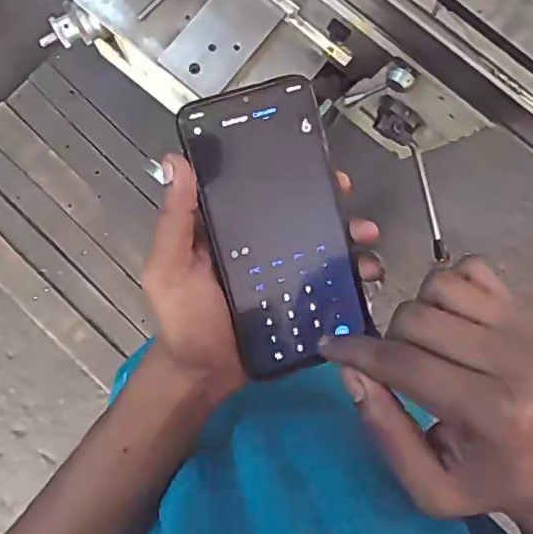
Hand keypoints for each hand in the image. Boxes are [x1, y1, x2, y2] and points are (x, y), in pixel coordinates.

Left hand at [141, 153, 383, 399]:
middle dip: (327, 198)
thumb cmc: (181, 316)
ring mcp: (281, 270)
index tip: (308, 160)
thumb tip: (174, 162)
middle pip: (298, 211)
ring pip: (321, 241)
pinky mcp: (299, 297)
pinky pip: (329, 277)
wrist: (205, 373)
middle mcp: (257, 243)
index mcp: (226, 227)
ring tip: (363, 233)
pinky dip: (351, 269)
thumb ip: (174, 219)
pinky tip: (365, 269)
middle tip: (344, 192)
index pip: (257, 190)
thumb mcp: (167, 265)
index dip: (282, 171)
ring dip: (347, 231)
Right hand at [319, 256, 532, 522]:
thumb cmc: (484, 481)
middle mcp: (516, 361)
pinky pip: (471, 268)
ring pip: (439, 284)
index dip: (357, 352)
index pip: (405, 363)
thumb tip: (351, 372)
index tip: (330, 347)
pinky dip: (449, 286)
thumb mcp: (428, 487)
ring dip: (419, 310)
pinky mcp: (530, 310)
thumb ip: (384, 431)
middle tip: (397, 365)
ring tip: (428, 343)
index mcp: (492, 411)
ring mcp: (527, 328)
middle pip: (416, 317)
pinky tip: (453, 321)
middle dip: (390, 338)